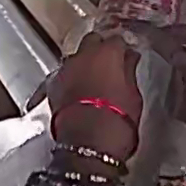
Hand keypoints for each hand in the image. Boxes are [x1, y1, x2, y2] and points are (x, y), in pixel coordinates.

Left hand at [49, 34, 140, 162]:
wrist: (87, 146)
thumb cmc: (118, 122)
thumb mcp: (134, 96)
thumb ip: (129, 71)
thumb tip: (129, 57)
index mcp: (107, 54)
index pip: (116, 39)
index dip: (122, 48)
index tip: (127, 56)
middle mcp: (83, 55)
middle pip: (92, 41)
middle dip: (100, 48)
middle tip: (110, 63)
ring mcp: (65, 69)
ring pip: (76, 57)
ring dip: (84, 63)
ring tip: (94, 78)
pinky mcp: (52, 85)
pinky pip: (65, 74)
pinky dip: (72, 77)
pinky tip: (79, 90)